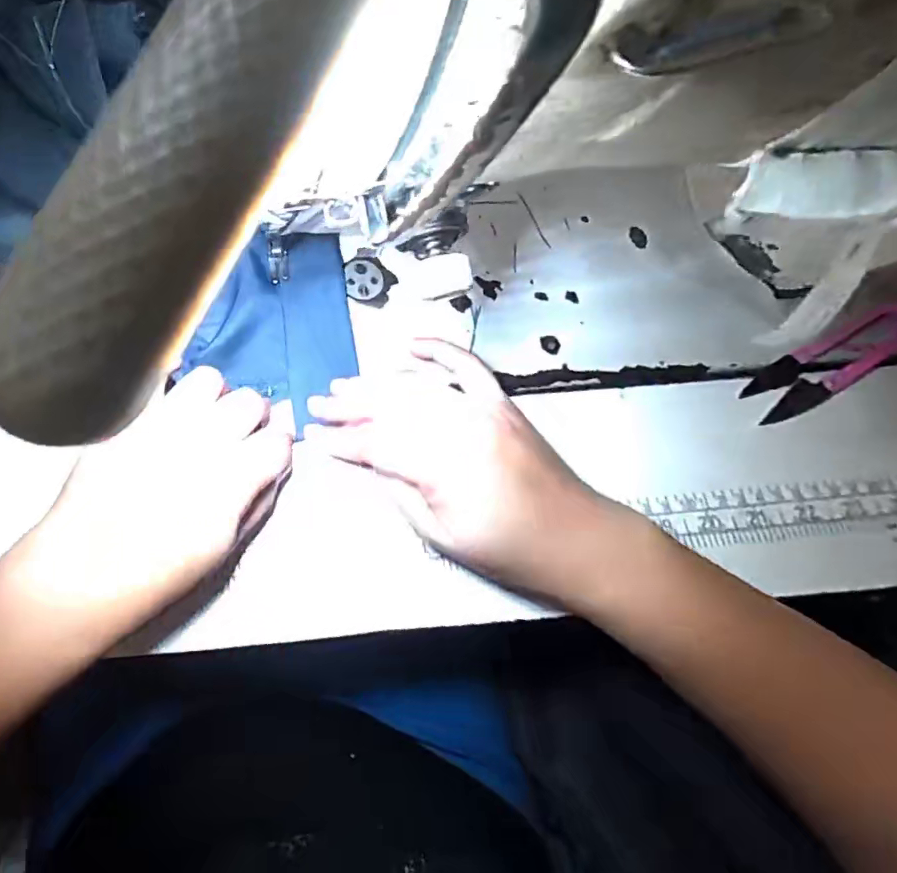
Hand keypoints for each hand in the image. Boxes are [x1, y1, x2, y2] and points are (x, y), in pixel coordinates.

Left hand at [0, 367, 293, 638]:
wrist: (86, 564)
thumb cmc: (158, 571)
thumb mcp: (224, 548)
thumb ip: (256, 500)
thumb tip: (273, 468)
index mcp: (233, 476)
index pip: (278, 439)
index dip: (276, 448)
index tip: (266, 455)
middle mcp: (202, 438)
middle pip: (249, 401)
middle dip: (250, 417)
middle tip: (236, 435)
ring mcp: (163, 420)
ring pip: (208, 378)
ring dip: (212, 396)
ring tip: (200, 418)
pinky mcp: (129, 416)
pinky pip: (158, 380)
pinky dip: (169, 387)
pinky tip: (167, 408)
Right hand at [305, 339, 648, 603]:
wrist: (583, 541)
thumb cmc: (510, 551)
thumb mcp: (442, 535)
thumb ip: (400, 491)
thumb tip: (368, 461)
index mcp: (448, 467)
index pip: (378, 444)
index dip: (341, 441)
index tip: (314, 437)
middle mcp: (464, 428)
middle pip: (392, 408)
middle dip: (348, 407)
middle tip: (316, 405)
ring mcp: (485, 411)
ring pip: (417, 387)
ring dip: (376, 383)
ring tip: (342, 385)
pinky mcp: (502, 404)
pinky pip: (468, 367)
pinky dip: (441, 352)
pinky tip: (412, 346)